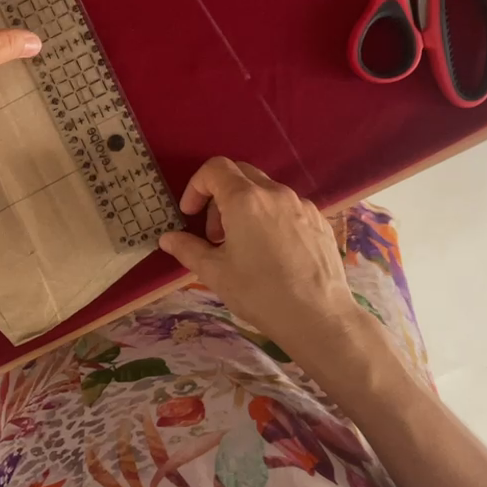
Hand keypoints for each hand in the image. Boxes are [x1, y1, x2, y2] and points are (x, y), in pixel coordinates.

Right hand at [158, 157, 370, 361]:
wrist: (317, 316)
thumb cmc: (258, 293)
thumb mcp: (214, 273)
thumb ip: (187, 249)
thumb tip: (167, 239)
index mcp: (245, 200)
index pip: (214, 169)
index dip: (195, 187)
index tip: (190, 214)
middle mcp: (275, 193)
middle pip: (240, 174)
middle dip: (219, 196)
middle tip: (214, 233)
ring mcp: (302, 205)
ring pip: (265, 191)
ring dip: (245, 208)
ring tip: (243, 246)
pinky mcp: (319, 221)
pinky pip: (287, 208)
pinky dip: (270, 218)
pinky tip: (272, 253)